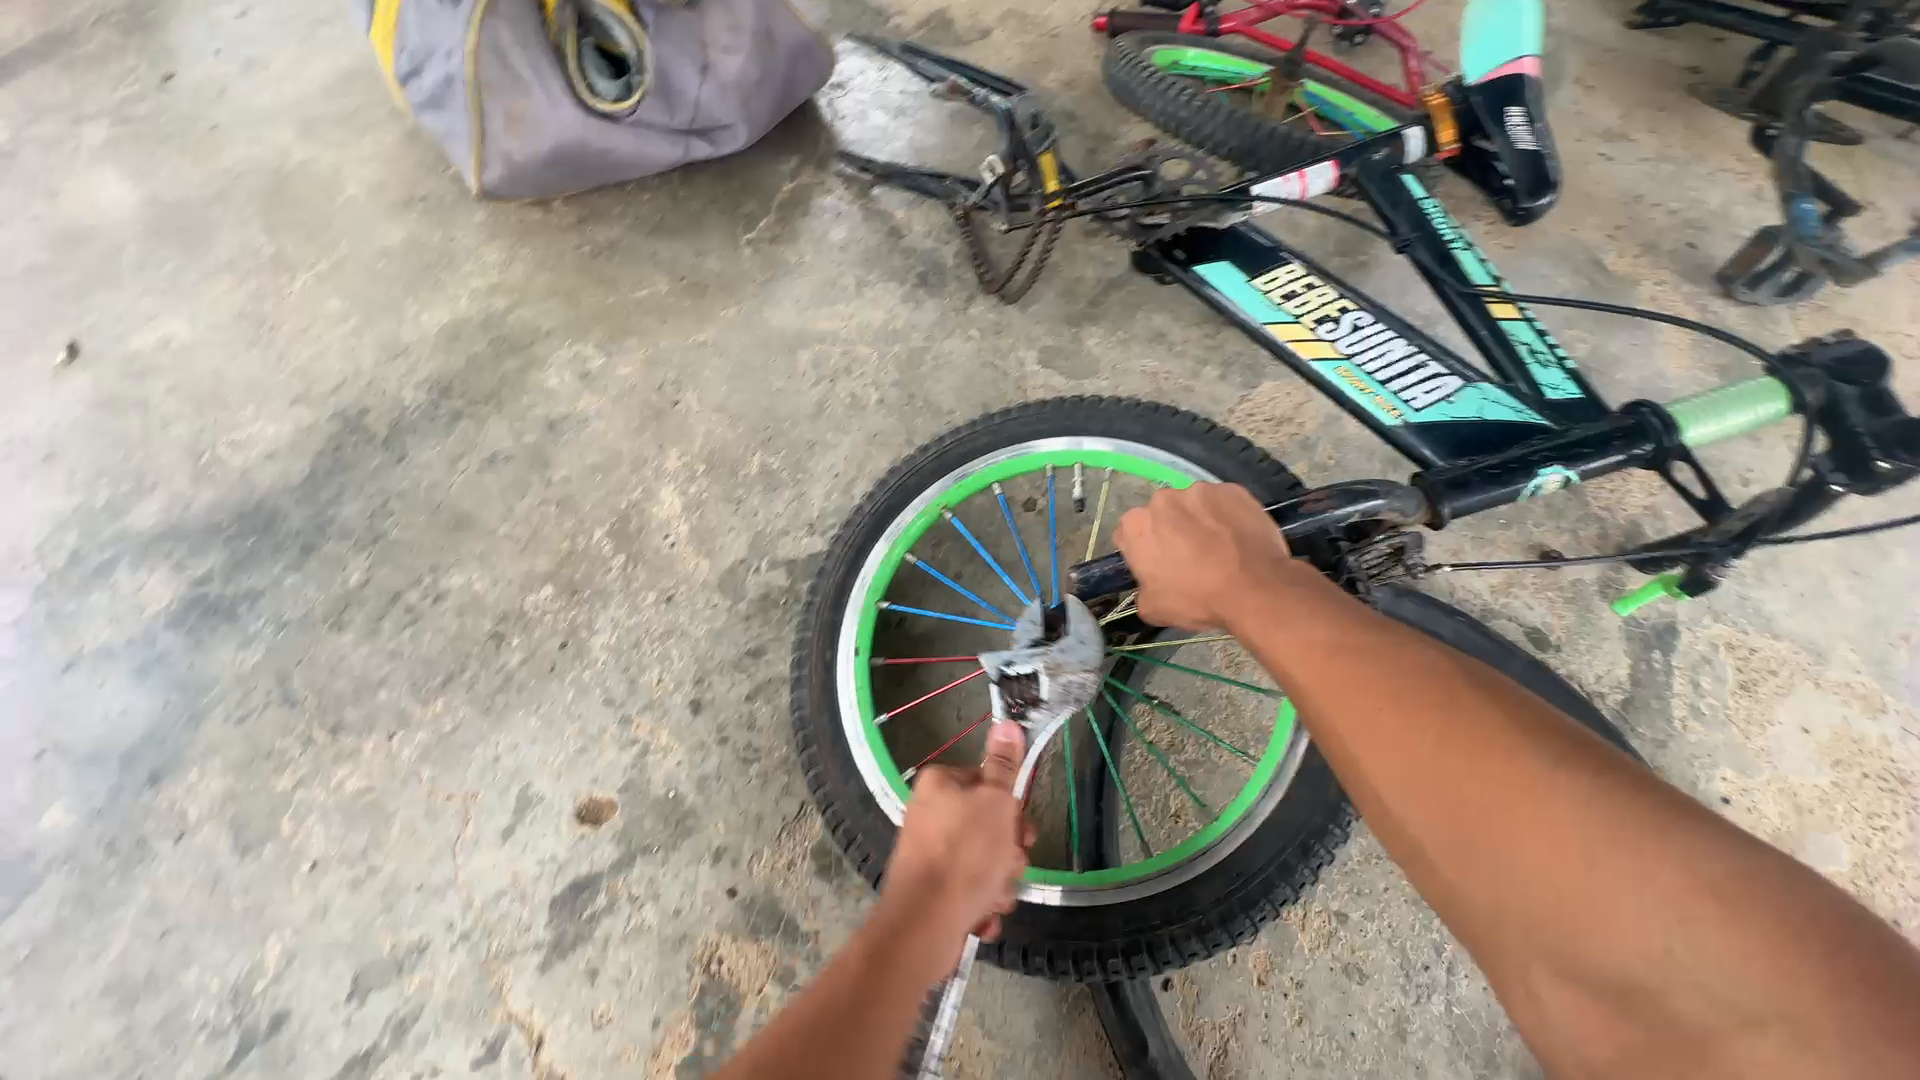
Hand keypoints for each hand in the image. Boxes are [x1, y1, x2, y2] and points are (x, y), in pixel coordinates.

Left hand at [882, 722, 1034, 948]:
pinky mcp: (930, 893)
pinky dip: (980, 906)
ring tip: (993, 897)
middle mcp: (929, 815)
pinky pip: (968, 893)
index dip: (1009, 807)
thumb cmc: (964, 854)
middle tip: (1010, 865)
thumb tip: (1007, 722)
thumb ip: (1004, 766)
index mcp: (938, 785)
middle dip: (1007, 854)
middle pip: (986, 827)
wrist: (925, 924)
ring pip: (982, 864)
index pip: (985, 784)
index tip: (1023, 829)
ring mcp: (928, 856)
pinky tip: (982, 916)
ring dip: (998, 884)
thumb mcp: (995, 802)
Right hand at [1113, 483, 1308, 631]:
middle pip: (1163, 513)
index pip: (1130, 533)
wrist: (1255, 590)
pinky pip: (1224, 503)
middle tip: (1190, 556)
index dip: (1143, 549)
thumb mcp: (1153, 609)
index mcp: (1136, 525)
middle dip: (1172, 529)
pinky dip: (1227, 516)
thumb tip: (1150, 583)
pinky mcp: (1233, 490)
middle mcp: (1163, 499)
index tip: (1158, 563)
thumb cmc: (1197, 599)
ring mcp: (1201, 491)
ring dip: (1200, 520)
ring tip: (1219, 547)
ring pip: (1194, 505)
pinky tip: (1238, 538)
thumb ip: (1142, 588)